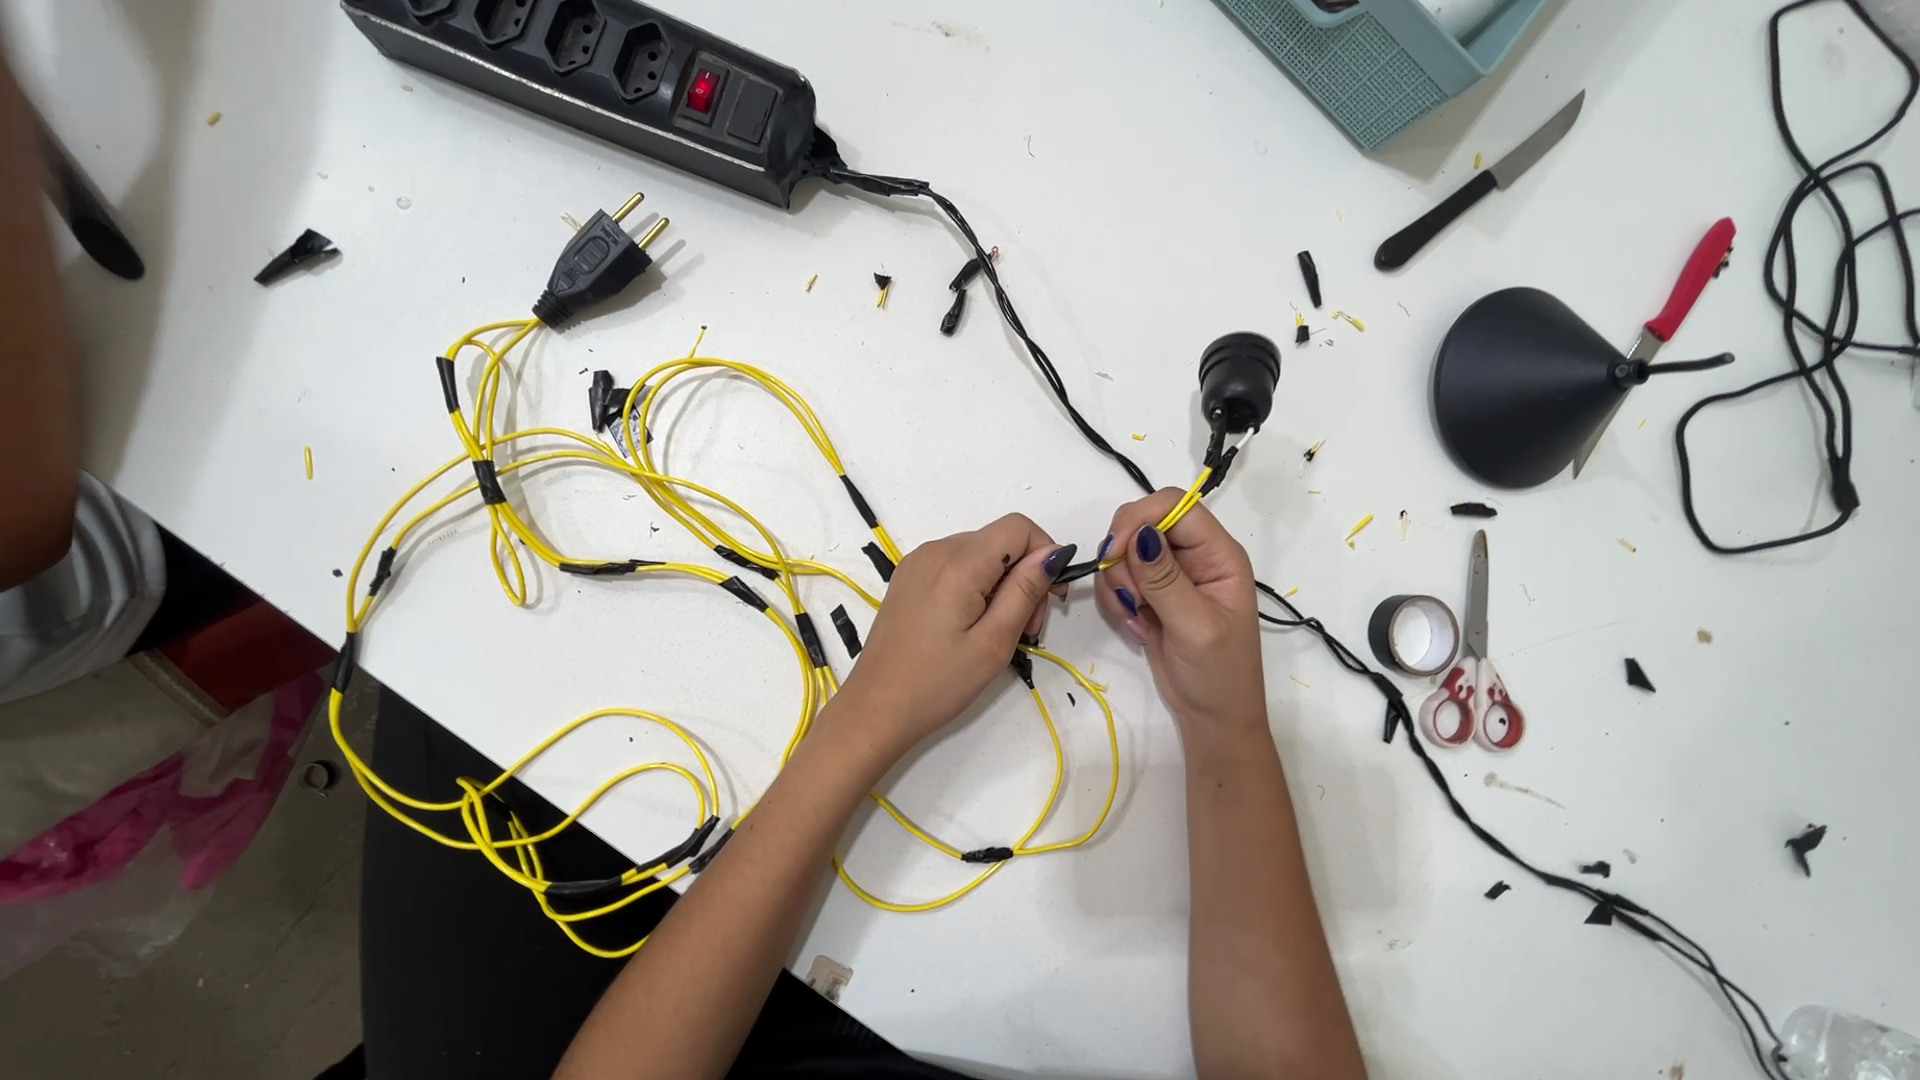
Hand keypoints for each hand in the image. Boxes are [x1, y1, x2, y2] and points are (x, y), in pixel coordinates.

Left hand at [836, 514, 1073, 758]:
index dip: (1045, 554)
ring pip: (981, 553)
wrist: (876, 708)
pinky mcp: (909, 577)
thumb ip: (1025, 590)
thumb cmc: (937, 683)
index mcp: (958, 562)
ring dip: (1002, 585)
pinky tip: (972, 625)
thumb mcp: (993, 642)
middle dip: (1024, 577)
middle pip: (1000, 541)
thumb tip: (1054, 553)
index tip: (1049, 599)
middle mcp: (935, 550)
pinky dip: (976, 586)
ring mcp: (918, 562)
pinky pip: (956, 566)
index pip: (1018, 527)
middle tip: (1026, 629)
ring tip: (999, 633)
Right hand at [1095, 492, 1265, 733]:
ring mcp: (1170, 574)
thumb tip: (1139, 535)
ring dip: (1118, 583)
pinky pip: (1118, 577)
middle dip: (1123, 555)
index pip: (1174, 506)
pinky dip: (1116, 599)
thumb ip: (1165, 580)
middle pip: (1142, 521)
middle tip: (1130, 597)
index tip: (1115, 552)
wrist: (1212, 717)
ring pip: (1123, 550)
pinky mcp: (1150, 594)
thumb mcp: (1196, 627)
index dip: (1139, 518)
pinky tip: (1136, 627)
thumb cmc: (1218, 675)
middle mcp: (1195, 555)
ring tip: (1136, 618)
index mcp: (1219, 554)